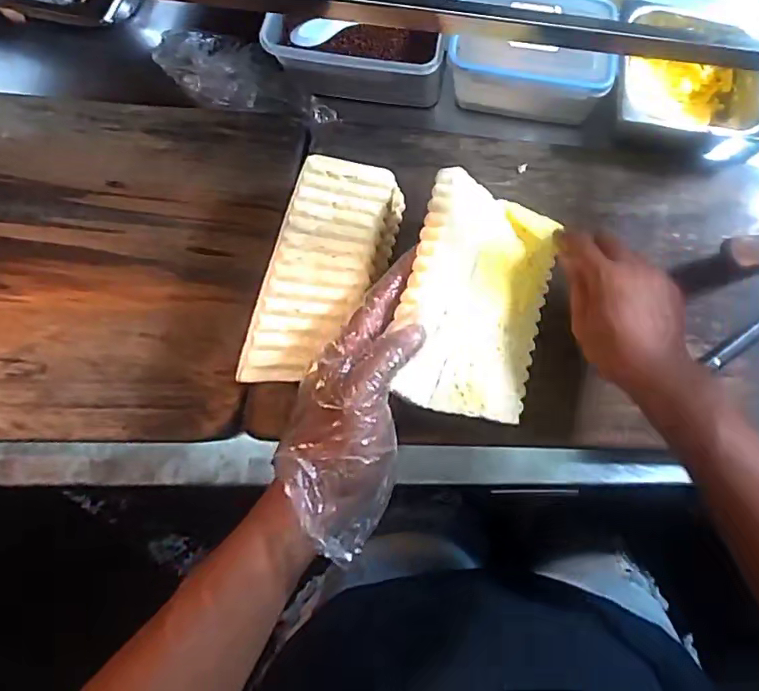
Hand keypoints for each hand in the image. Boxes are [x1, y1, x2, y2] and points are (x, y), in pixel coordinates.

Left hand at [273, 250, 423, 563]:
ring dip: (413, 315)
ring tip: (442, 297)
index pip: (374, 304)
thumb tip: (414, 326)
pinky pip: (400, 363)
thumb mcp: (358, 404)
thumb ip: (383, 362)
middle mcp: (352, 362)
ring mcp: (363, 383)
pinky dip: (418, 348)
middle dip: (407, 289)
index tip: (420, 251)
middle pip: (383, 316)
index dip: (396, 277)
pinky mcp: (376, 404)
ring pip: (392, 338)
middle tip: (439, 268)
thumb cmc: (333, 456)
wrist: (316, 507)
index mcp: (344, 355)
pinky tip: (436, 347)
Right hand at [557, 230, 700, 405]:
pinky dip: (634, 276)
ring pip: (629, 254)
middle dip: (593, 245)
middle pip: (608, 240)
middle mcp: (632, 265)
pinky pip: (646, 270)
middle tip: (584, 262)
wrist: (661, 370)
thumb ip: (577, 287)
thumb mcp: (583, 324)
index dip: (568, 238)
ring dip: (616, 262)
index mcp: (606, 274)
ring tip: (611, 285)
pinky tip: (633, 299)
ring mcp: (654, 273)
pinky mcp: (670, 284)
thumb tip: (570, 261)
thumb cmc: (614, 353)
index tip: (560, 241)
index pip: (582, 242)